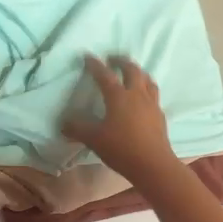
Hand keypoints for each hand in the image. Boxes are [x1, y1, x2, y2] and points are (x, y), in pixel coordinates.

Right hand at [63, 55, 176, 181]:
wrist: (153, 165)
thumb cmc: (122, 148)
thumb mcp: (94, 139)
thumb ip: (77, 129)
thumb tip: (63, 123)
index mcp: (118, 96)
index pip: (105, 75)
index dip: (95, 65)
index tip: (88, 56)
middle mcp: (136, 95)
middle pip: (132, 70)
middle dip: (122, 61)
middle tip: (113, 59)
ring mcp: (151, 104)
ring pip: (147, 80)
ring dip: (138, 72)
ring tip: (132, 73)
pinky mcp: (160, 115)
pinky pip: (154, 94)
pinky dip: (147, 89)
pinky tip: (143, 98)